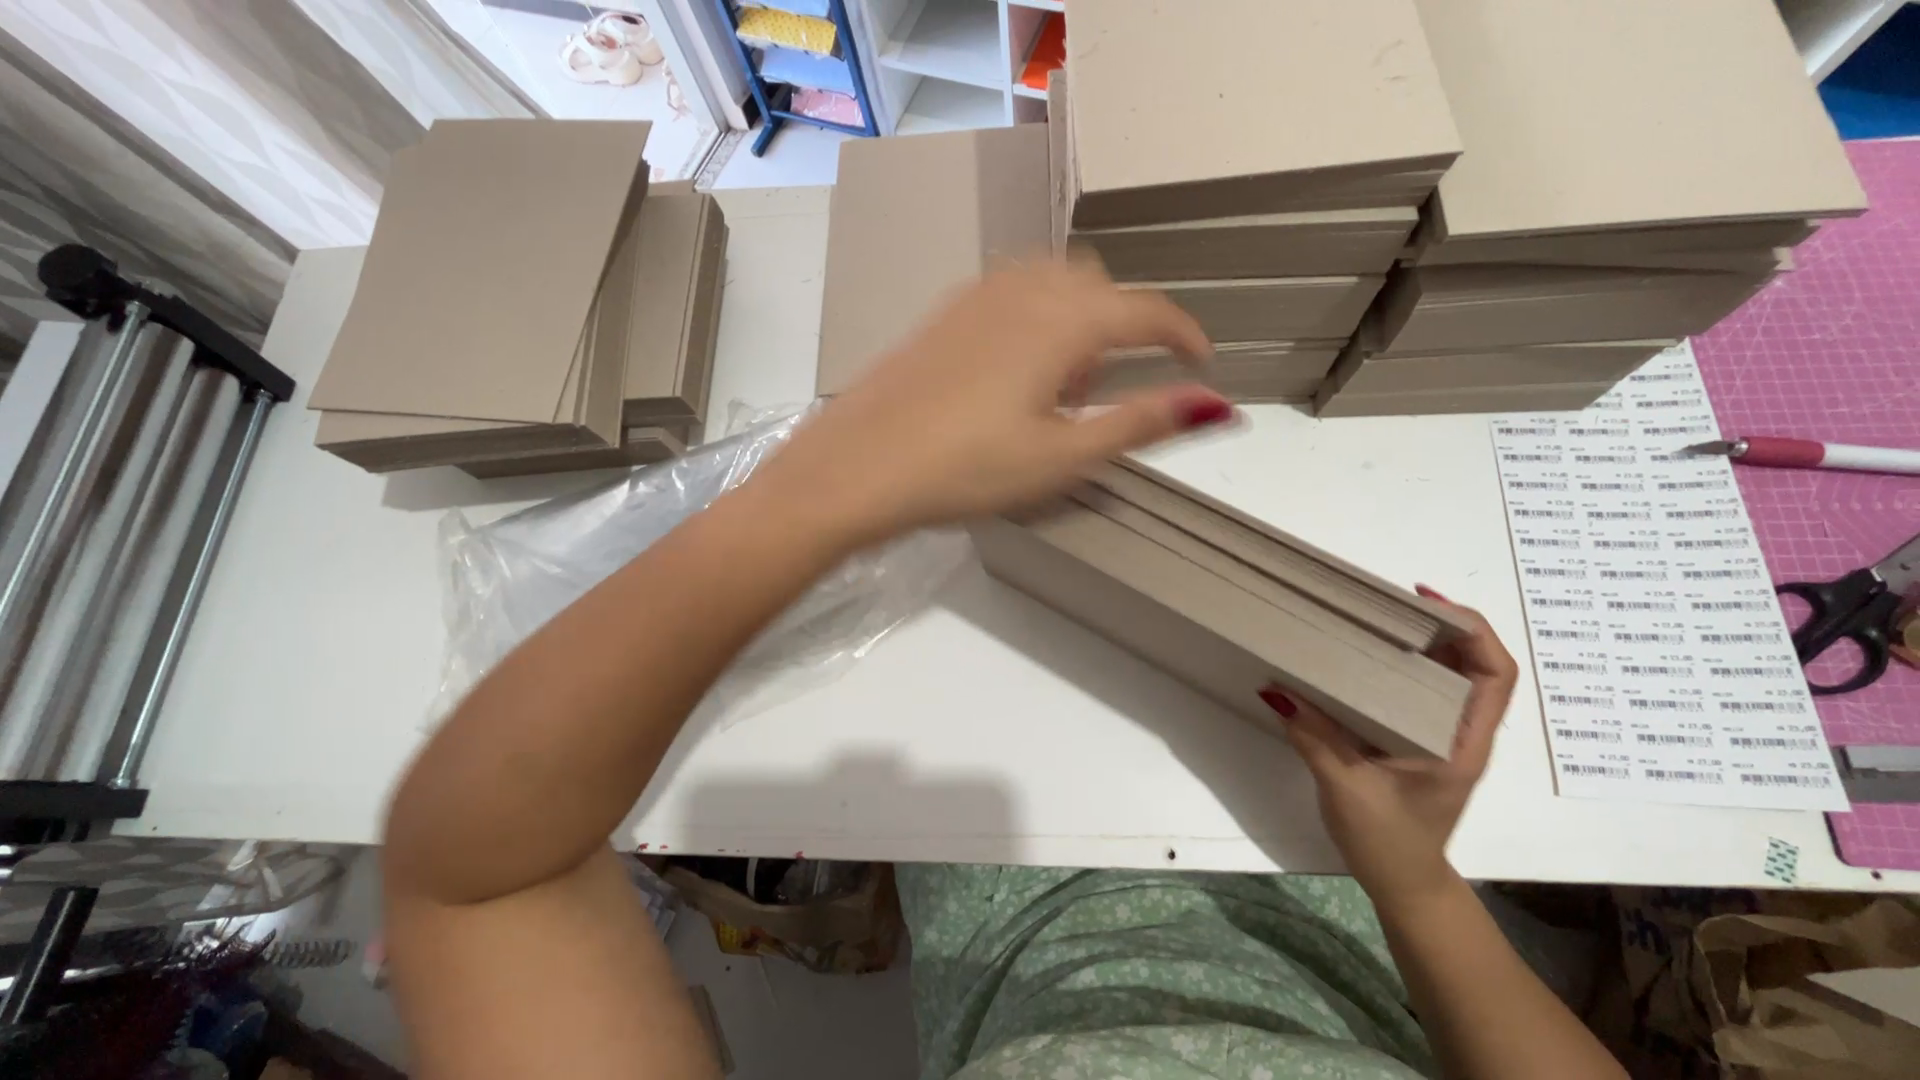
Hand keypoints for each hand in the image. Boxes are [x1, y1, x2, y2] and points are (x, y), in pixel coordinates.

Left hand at [761, 260, 1233, 542]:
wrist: (855, 467)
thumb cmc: (963, 469)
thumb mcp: (1062, 457)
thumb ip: (1141, 423)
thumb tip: (1216, 406)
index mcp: (1062, 321)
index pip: (1146, 311)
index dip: (1183, 334)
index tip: (1202, 360)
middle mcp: (1022, 290)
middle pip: (1097, 286)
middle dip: (1122, 325)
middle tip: (1112, 385)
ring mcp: (975, 297)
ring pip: (1050, 283)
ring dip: (1076, 317)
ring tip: (1062, 382)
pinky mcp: (942, 315)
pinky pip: (1009, 294)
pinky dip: (1033, 316)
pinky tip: (1012, 372)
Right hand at [1264, 586, 1518, 903]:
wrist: (1404, 883)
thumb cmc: (1387, 841)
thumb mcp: (1345, 787)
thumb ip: (1314, 737)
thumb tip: (1276, 689)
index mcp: (1460, 742)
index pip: (1494, 674)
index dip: (1471, 629)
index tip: (1425, 602)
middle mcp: (1461, 732)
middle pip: (1474, 664)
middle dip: (1440, 624)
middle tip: (1387, 602)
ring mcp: (1443, 736)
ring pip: (1449, 676)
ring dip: (1421, 642)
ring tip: (1374, 619)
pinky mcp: (1421, 741)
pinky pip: (1421, 691)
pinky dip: (1402, 666)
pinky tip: (1363, 658)